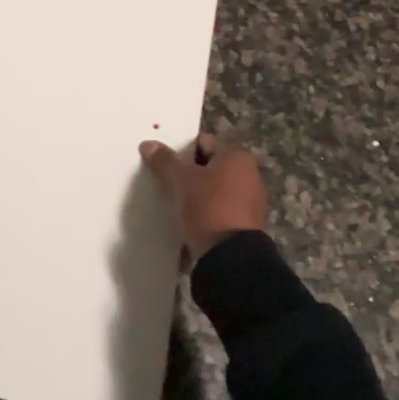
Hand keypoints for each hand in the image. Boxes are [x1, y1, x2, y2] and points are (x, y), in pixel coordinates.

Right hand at [139, 133, 266, 260]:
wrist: (231, 257)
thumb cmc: (208, 207)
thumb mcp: (182, 181)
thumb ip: (165, 161)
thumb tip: (148, 144)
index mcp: (237, 156)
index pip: (203, 142)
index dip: (181, 150)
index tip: (164, 163)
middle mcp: (249, 173)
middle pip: (209, 165)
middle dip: (188, 172)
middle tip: (167, 182)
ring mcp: (250, 200)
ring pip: (214, 188)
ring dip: (196, 193)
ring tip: (175, 202)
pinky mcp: (246, 223)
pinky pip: (220, 207)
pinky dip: (206, 210)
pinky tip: (189, 218)